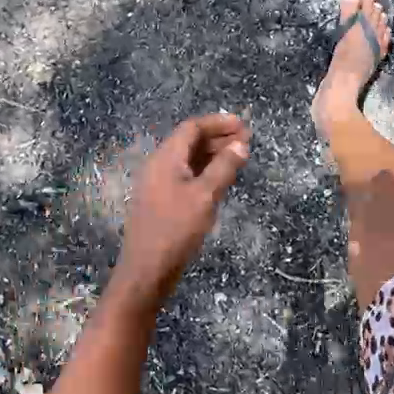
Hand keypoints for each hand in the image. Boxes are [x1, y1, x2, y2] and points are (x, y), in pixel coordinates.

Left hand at [117, 113, 250, 301]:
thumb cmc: (176, 229)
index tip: (244, 125)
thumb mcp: (205, 196)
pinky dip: (205, 170)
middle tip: (246, 140)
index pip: (192, 128)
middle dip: (218, 137)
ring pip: (188, 159)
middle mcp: (159, 166)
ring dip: (213, 154)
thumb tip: (241, 144)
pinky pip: (185, 175)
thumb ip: (224, 167)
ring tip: (239, 157)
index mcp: (166, 159)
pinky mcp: (161, 201)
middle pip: (189, 141)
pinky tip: (221, 179)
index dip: (218, 123)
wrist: (147, 270)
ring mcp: (158, 184)